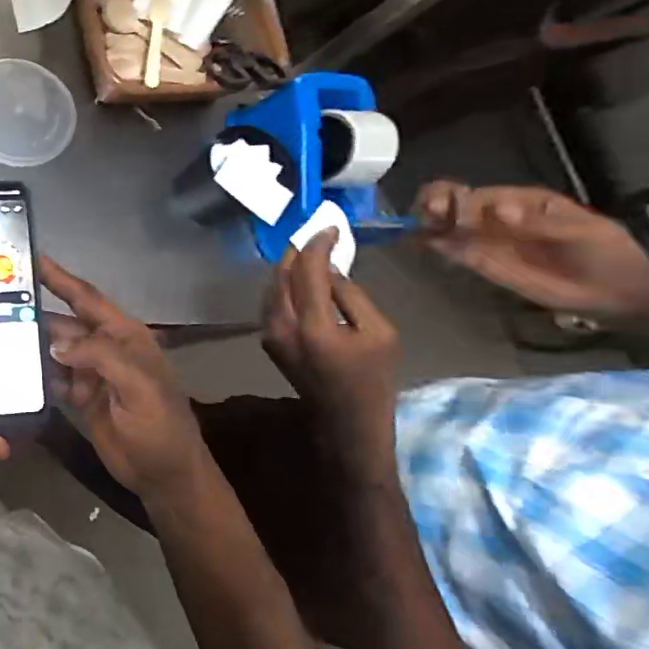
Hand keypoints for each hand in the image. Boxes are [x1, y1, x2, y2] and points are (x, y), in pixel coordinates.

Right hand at [39, 257, 210, 501]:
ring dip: (31, 344)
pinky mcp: (80, 396)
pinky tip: (12, 370)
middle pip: (64, 324)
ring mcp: (90, 372)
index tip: (32, 258)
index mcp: (124, 335)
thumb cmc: (160, 426)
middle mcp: (104, 347)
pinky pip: (53, 377)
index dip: (60, 278)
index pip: (87, 299)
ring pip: (55, 350)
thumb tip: (56, 344)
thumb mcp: (139, 386)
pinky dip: (36, 374)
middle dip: (35, 313)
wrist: (165, 475)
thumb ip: (100, 357)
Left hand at [262, 230, 400, 486]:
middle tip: (316, 236)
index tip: (329, 228)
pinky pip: (271, 302)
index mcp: (312, 325)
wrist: (345, 420)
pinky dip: (283, 285)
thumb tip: (328, 269)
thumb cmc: (373, 378)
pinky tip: (301, 279)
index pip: (307, 271)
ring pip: (271, 287)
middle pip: (281, 275)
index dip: (316, 245)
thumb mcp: (380, 333)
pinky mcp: (267, 340)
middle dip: (297, 251)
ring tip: (310, 253)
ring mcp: (269, 334)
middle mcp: (281, 326)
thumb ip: (350, 295)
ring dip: (288, 267)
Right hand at [415, 181, 648, 318]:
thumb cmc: (604, 253)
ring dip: (428, 220)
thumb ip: (540, 222)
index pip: (480, 193)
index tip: (472, 218)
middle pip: (453, 200)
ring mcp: (485, 239)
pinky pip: (449, 249)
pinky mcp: (480, 262)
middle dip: (436, 201)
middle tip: (433, 214)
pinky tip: (420, 243)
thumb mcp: (581, 231)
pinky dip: (431, 244)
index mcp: (520, 201)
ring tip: (422, 227)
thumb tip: (500, 212)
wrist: (614, 291)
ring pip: (444, 222)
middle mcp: (495, 216)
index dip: (466, 201)